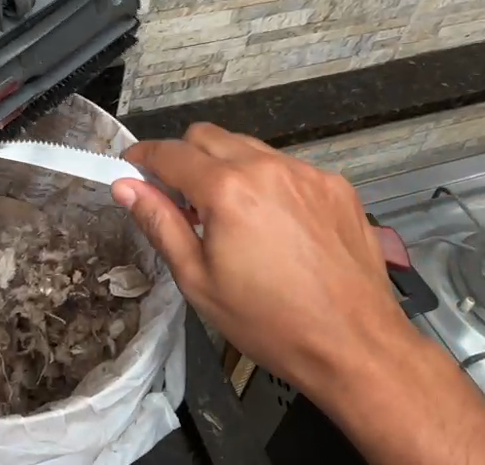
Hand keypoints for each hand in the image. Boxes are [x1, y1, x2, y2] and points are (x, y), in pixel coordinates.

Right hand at [112, 123, 407, 396]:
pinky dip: (268, 182)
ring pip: (247, 147)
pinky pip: (286, 166)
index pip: (169, 152)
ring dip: (227, 167)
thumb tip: (126, 186)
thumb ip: (159, 223)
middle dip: (184, 156)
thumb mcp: (198, 280)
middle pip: (206, 135)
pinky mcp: (335, 185)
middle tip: (181, 198)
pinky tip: (276, 223)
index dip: (143, 157)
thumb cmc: (272, 324)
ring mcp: (305, 172)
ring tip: (232, 215)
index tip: (131, 167)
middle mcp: (266, 167)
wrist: (358, 349)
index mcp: (227, 189)